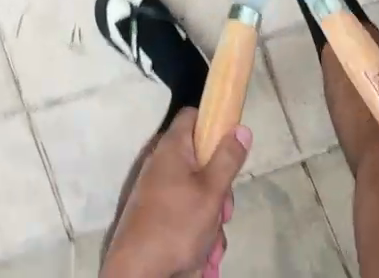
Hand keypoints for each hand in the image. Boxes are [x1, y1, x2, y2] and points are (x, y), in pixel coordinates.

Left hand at [102, 109, 250, 277]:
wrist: (138, 271)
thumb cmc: (176, 224)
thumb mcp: (211, 191)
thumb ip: (227, 159)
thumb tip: (240, 127)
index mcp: (172, 147)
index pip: (194, 116)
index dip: (215, 124)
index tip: (232, 147)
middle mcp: (163, 163)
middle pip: (202, 161)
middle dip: (220, 191)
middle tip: (224, 213)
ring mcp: (159, 190)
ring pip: (199, 194)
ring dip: (212, 221)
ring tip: (211, 247)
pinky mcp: (158, 215)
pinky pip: (187, 215)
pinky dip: (199, 234)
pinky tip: (202, 258)